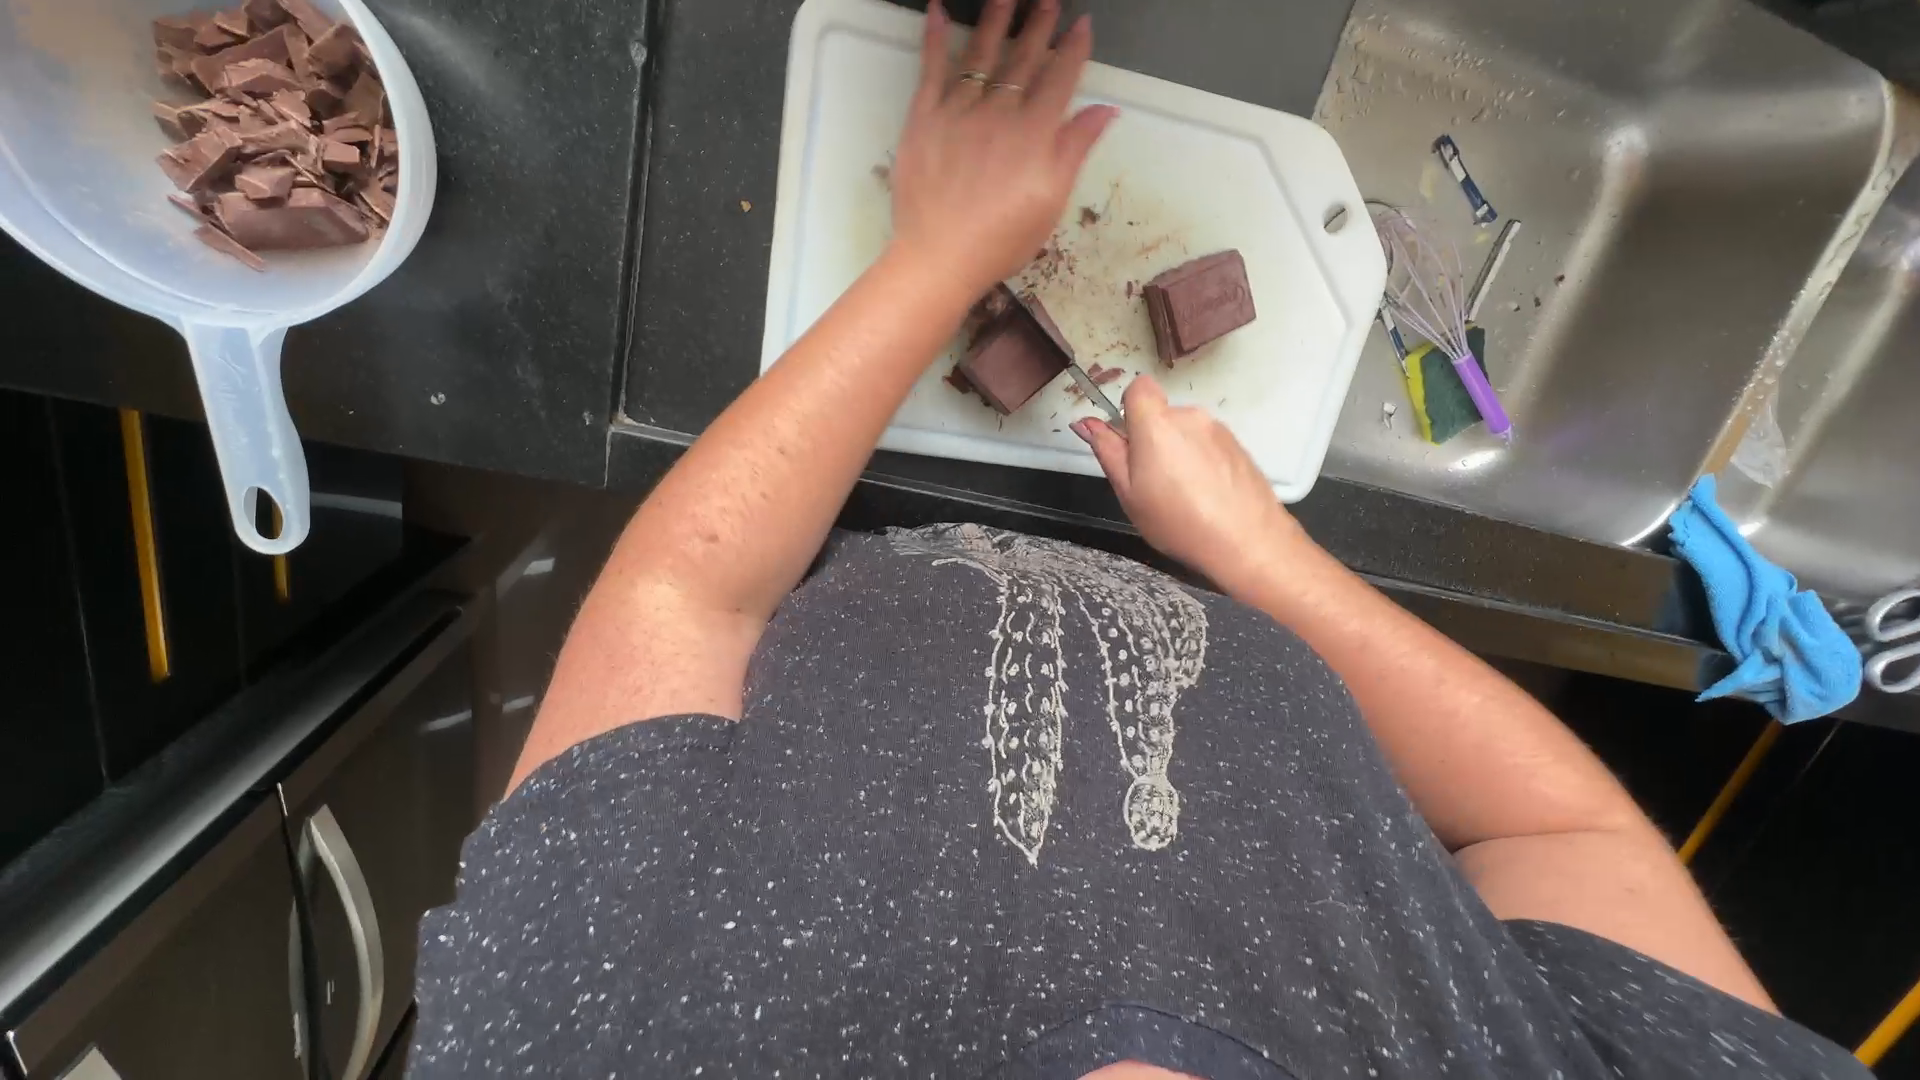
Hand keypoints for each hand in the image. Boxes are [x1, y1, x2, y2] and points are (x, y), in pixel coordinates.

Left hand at [887, 0, 1118, 298]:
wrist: (940, 258)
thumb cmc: (1000, 241)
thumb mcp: (1050, 203)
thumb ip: (1075, 150)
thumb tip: (1104, 111)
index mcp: (1034, 134)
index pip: (1060, 80)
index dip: (1073, 51)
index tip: (1082, 26)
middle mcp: (999, 113)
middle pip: (1023, 60)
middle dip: (1038, 26)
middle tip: (1048, 1)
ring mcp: (958, 113)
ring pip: (980, 55)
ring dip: (995, 20)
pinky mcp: (923, 120)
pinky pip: (930, 69)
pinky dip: (933, 38)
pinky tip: (936, 10)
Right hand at [1073, 375, 1311, 584]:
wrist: (1247, 541)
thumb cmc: (1179, 521)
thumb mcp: (1129, 492)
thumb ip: (1107, 450)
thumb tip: (1086, 423)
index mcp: (1157, 424)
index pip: (1138, 387)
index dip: (1129, 410)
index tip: (1128, 442)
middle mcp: (1190, 417)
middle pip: (1162, 415)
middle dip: (1152, 440)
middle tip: (1152, 483)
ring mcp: (1218, 430)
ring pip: (1185, 432)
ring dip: (1178, 454)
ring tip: (1182, 495)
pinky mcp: (1238, 445)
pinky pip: (1207, 445)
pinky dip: (1201, 463)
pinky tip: (1204, 496)